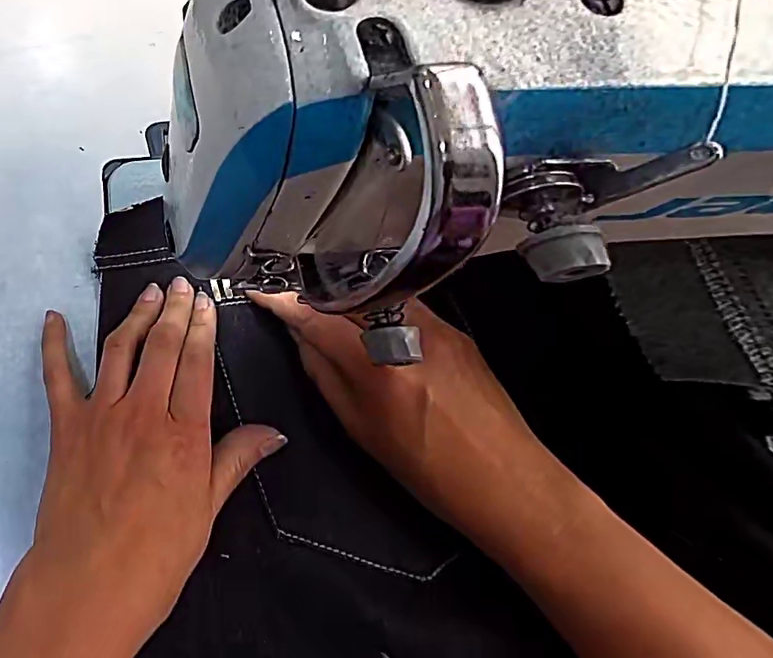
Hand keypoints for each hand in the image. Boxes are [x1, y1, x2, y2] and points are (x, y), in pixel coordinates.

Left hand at [0, 279, 285, 657]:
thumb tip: (273, 433)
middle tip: (181, 285)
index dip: (203, 326)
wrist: (84, 591)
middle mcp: (143, 412)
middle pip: (164, 345)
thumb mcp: (206, 512)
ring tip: (149, 293)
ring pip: (121, 347)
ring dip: (137, 315)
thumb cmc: (153, 559)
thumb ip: (236, 460)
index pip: (197, 362)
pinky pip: (58, 376)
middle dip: (175, 309)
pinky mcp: (67, 426)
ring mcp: (101, 414)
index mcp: (182, 433)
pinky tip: (53, 319)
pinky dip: (54, 345)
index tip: (205, 301)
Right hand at [246, 292, 567, 546]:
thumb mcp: (362, 431)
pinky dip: (380, 313)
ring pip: (374, 295)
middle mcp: (406, 332)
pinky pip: (403, 305)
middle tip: (298, 311)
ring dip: (348, 303)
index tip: (263, 292)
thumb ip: (325, 376)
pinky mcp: (453, 326)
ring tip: (338, 326)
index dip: (283, 301)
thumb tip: (300, 337)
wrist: (508, 480)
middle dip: (316, 298)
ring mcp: (435, 323)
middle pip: (344, 295)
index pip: (316, 317)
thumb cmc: (433, 472)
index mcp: (377, 364)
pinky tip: (379, 337)